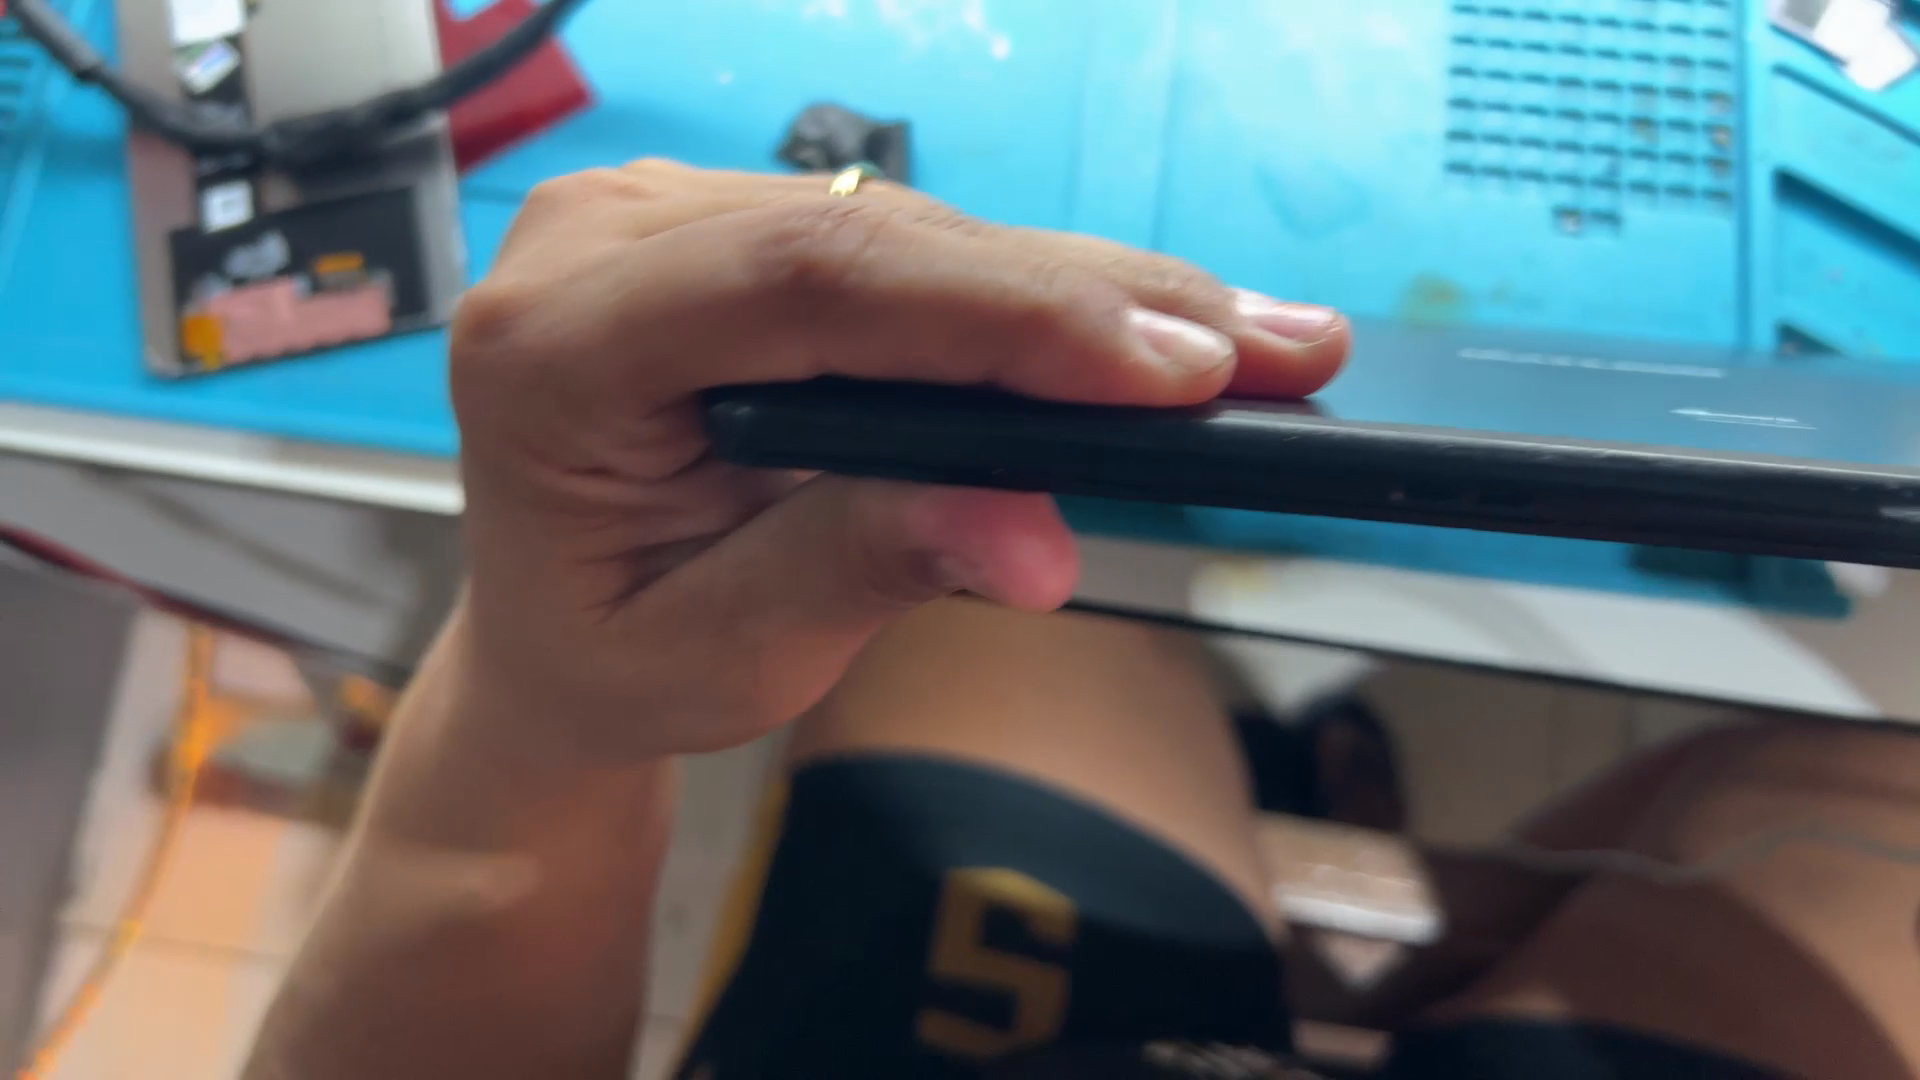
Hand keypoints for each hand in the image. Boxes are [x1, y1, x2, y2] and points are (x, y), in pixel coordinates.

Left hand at [447, 160, 1348, 761]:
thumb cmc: (616, 656)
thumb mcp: (726, 646)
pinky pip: (903, 262)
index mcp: (560, 351)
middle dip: (1083, 302)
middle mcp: (611, 248)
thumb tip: (1031, 540)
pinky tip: (1116, 330)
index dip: (1005, 319)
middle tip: (1262, 347)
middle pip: (882, 246)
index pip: (808, 289)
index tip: (1170, 372)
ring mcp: (679, 230)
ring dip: (1076, 298)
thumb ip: (860, 568)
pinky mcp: (743, 247)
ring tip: (1227, 342)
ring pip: (914, 242)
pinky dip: (1018, 306)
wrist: (558, 633)